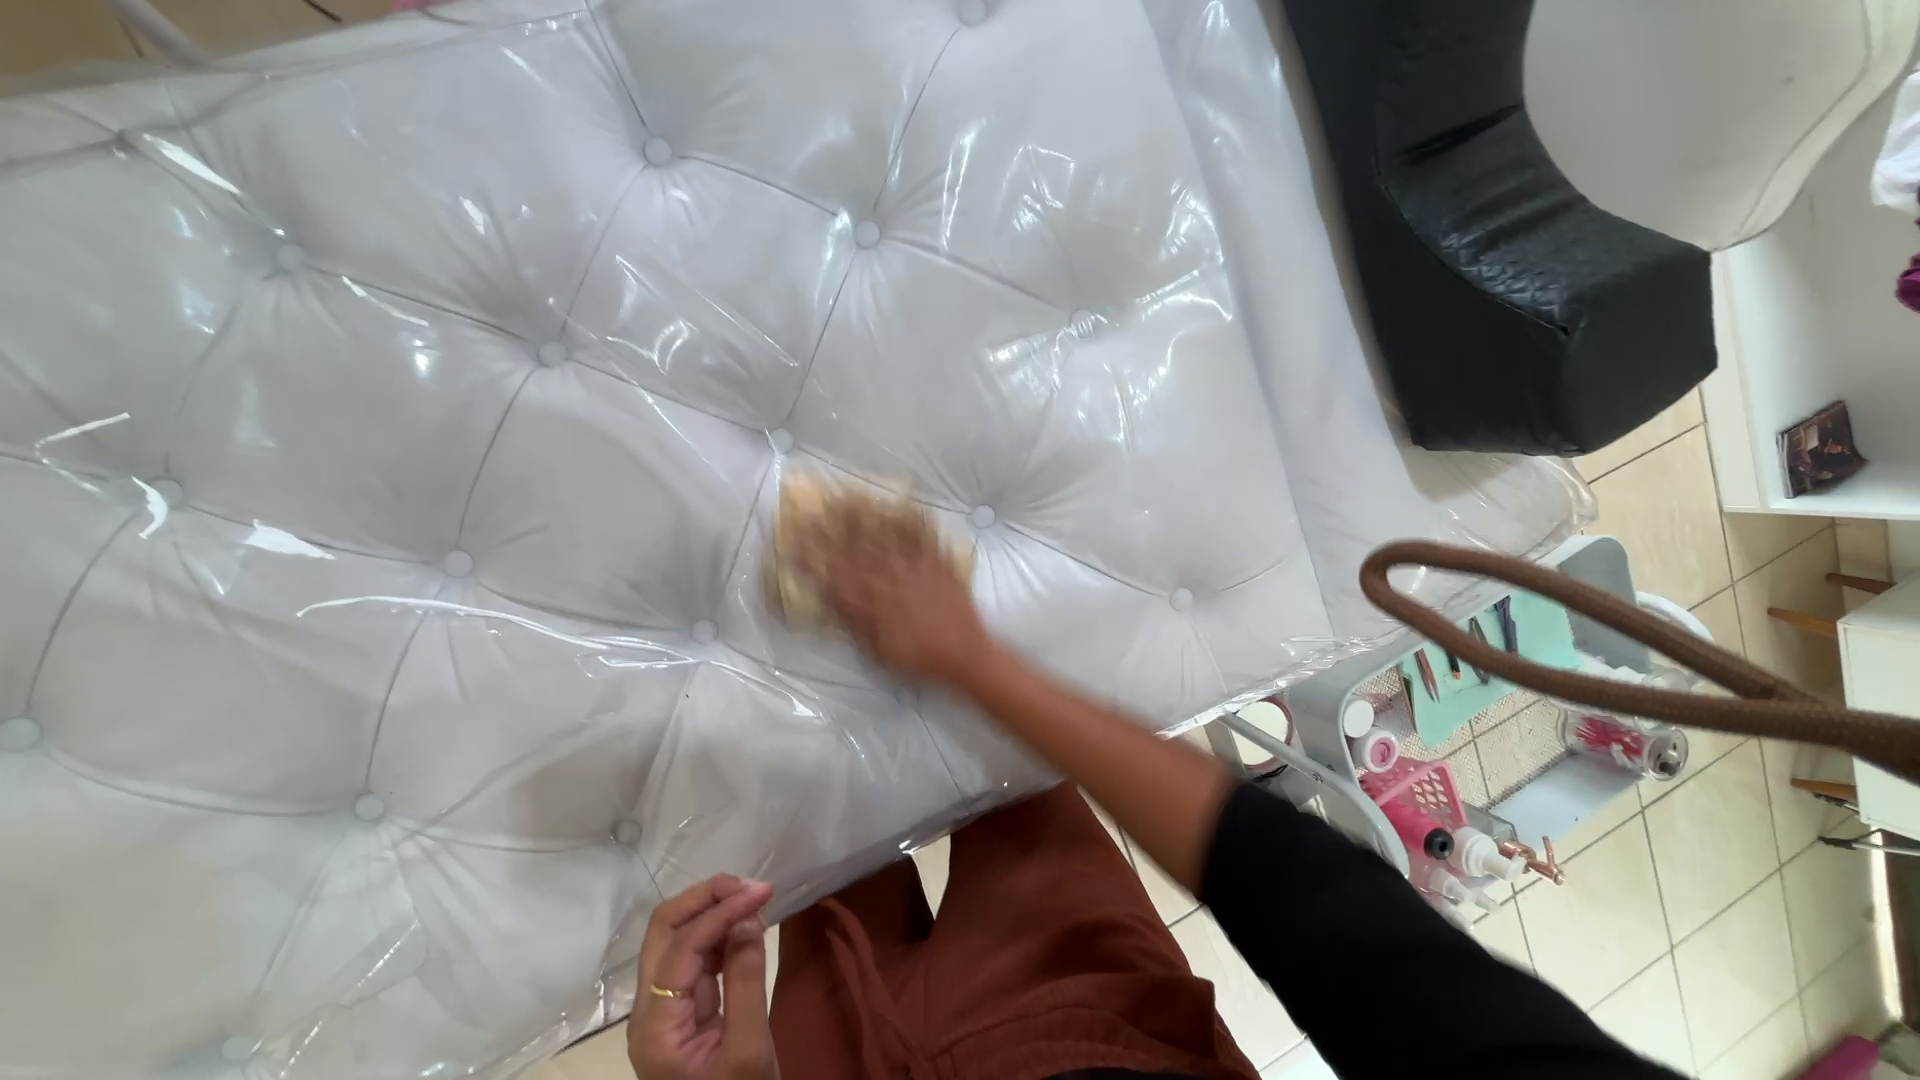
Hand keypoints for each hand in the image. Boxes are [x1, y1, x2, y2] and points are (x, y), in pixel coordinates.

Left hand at [627, 875, 777, 1079]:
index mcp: (655, 1025)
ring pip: (675, 939)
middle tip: (752, 887)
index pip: (682, 947)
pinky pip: (693, 958)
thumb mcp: (749, 1052)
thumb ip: (745, 981)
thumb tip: (747, 918)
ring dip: (712, 911)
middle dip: (705, 898)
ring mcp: (664, 1010)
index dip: (722, 911)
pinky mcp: (683, 1012)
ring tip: (755, 902)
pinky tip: (746, 928)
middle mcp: (648, 1010)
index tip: (764, 891)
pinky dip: (718, 933)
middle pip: (662, 931)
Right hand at [799, 503, 992, 684]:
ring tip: (852, 495)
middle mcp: (888, 578)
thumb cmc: (918, 660)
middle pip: (856, 546)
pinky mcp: (938, 563)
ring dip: (867, 514)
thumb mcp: (876, 651)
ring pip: (886, 535)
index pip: (831, 573)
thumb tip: (831, 600)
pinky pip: (923, 536)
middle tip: (819, 504)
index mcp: (869, 602)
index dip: (810, 554)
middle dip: (834, 524)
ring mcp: (914, 567)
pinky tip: (903, 504)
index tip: (795, 537)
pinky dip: (912, 519)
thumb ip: (853, 623)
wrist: (965, 655)